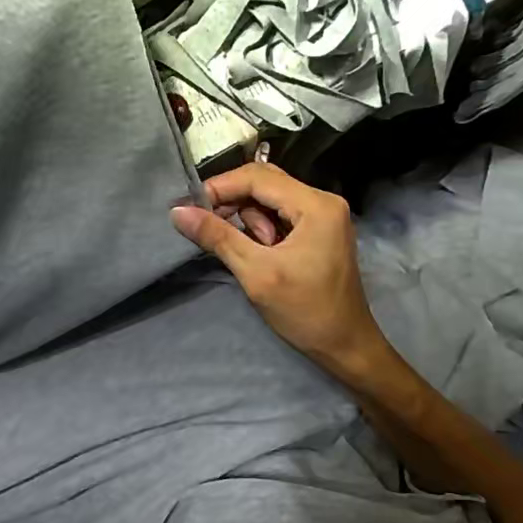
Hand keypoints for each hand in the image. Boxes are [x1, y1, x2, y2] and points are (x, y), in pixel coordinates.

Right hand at [171, 162, 395, 381]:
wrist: (345, 345)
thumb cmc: (305, 311)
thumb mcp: (256, 274)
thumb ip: (218, 237)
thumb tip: (177, 211)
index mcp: (316, 205)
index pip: (258, 177)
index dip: (220, 187)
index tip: (190, 207)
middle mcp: (323, 201)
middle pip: (265, 184)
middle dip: (234, 204)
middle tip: (210, 229)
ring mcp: (324, 216)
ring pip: (271, 201)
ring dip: (250, 222)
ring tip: (251, 256)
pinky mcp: (320, 231)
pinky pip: (282, 217)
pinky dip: (263, 231)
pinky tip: (260, 255)